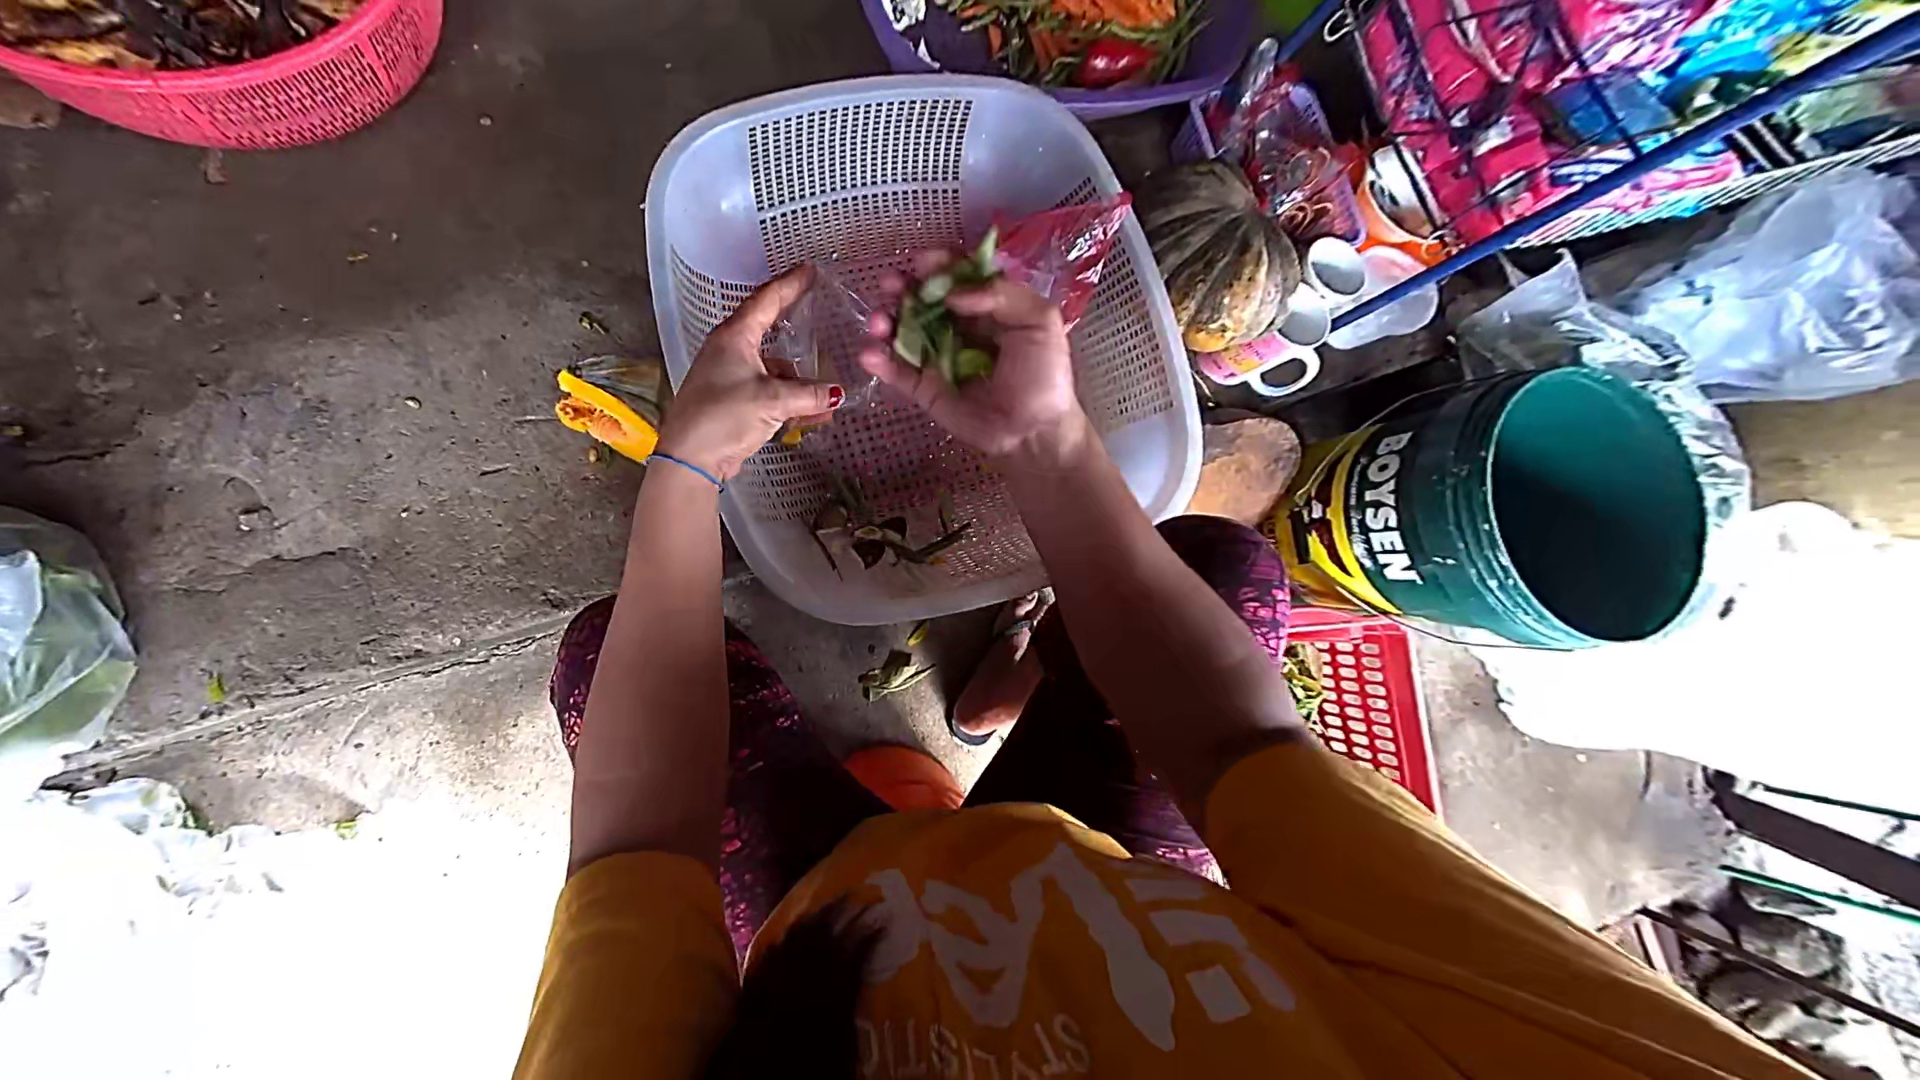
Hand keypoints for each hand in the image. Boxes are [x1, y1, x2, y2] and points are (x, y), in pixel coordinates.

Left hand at [656, 265, 844, 481]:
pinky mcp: (734, 401)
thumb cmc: (724, 416)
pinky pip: (771, 393)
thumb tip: (837, 394)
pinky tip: (814, 415)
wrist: (691, 457)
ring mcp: (731, 377)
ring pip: (775, 370)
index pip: (766, 301)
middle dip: (795, 326)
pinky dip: (792, 401)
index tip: (810, 271)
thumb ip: (810, 394)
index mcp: (734, 338)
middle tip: (817, 310)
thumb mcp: (773, 401)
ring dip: (800, 381)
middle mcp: (731, 351)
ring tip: (827, 395)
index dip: (790, 285)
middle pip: (770, 332)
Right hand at [856, 253, 1089, 466]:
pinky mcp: (925, 389)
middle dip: (901, 288)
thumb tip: (952, 294)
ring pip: (903, 332)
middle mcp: (958, 329)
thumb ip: (1001, 294)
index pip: (955, 278)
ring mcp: (938, 359)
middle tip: (889, 286)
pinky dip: (879, 360)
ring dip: (884, 321)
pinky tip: (870, 353)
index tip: (922, 264)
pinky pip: (897, 371)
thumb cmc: (1043, 375)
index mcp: (986, 308)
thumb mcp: (1040, 321)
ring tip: (878, 323)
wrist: (1034, 430)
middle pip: (921, 300)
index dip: (936, 266)